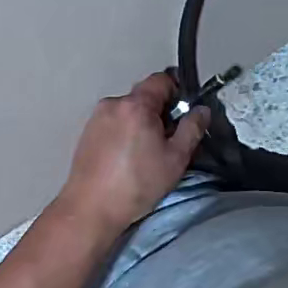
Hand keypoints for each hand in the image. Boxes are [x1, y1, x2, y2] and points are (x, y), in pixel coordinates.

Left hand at [54, 73, 207, 235]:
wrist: (91, 207)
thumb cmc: (137, 184)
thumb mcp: (175, 159)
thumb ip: (192, 129)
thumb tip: (201, 110)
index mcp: (136, 104)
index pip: (161, 80)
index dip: (177, 92)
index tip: (184, 114)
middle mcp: (113, 103)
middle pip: (144, 96)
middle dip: (159, 112)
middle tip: (168, 140)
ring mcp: (97, 116)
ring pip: (128, 110)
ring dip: (141, 122)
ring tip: (146, 153)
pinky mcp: (87, 131)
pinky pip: (113, 122)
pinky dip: (124, 131)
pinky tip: (127, 157)